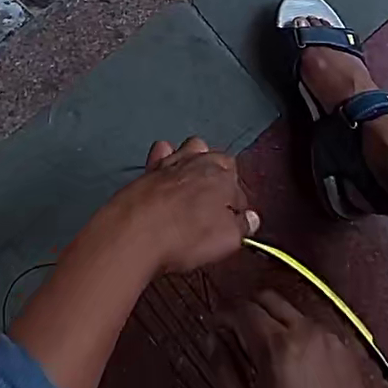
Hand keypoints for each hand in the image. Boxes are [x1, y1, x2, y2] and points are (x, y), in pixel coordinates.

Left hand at [97, 137, 258, 275]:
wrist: (136, 231)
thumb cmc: (183, 235)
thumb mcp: (226, 240)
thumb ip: (242, 227)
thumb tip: (251, 220)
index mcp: (224, 178)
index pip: (240, 191)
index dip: (238, 210)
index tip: (235, 224)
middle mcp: (201, 163)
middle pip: (221, 161)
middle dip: (223, 178)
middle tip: (219, 204)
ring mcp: (175, 161)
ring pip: (194, 147)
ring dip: (199, 160)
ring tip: (196, 183)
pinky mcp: (151, 167)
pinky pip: (164, 151)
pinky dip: (168, 157)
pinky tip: (168, 173)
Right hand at [214, 290, 373, 387]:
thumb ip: (224, 372)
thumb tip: (214, 340)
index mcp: (280, 348)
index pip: (243, 308)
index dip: (224, 313)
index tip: (217, 323)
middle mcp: (308, 335)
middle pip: (269, 299)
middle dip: (248, 311)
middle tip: (235, 332)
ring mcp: (331, 343)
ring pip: (292, 313)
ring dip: (274, 322)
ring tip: (263, 353)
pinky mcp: (347, 356)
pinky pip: (315, 331)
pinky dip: (298, 337)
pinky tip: (290, 364)